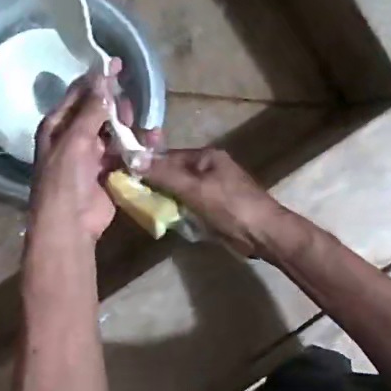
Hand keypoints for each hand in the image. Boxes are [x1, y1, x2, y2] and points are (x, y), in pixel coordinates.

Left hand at [29, 63, 155, 243]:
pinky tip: (151, 143)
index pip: (80, 94)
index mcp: (58, 126)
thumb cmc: (64, 179)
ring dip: (129, 128)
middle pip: (100, 112)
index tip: (117, 63)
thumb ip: (91, 111)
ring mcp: (93, 155)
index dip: (98, 78)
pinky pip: (126, 153)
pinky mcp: (109, 172)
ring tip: (141, 129)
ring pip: (116, 132)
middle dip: (116, 106)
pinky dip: (137, 148)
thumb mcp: (75, 140)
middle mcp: (75, 137)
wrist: (69, 223)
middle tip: (128, 107)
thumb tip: (102, 79)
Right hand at [139, 148, 298, 259]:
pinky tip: (166, 221)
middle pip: (173, 174)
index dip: (148, 167)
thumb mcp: (194, 189)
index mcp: (206, 157)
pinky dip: (179, 213)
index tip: (126, 178)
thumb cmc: (231, 206)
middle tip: (134, 199)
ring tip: (146, 211)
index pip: (168, 157)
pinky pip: (190, 207)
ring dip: (166, 202)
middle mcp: (209, 169)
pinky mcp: (215, 209)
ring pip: (180, 192)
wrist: (264, 234)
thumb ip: (165, 175)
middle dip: (155, 186)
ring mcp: (213, 189)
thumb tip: (134, 159)